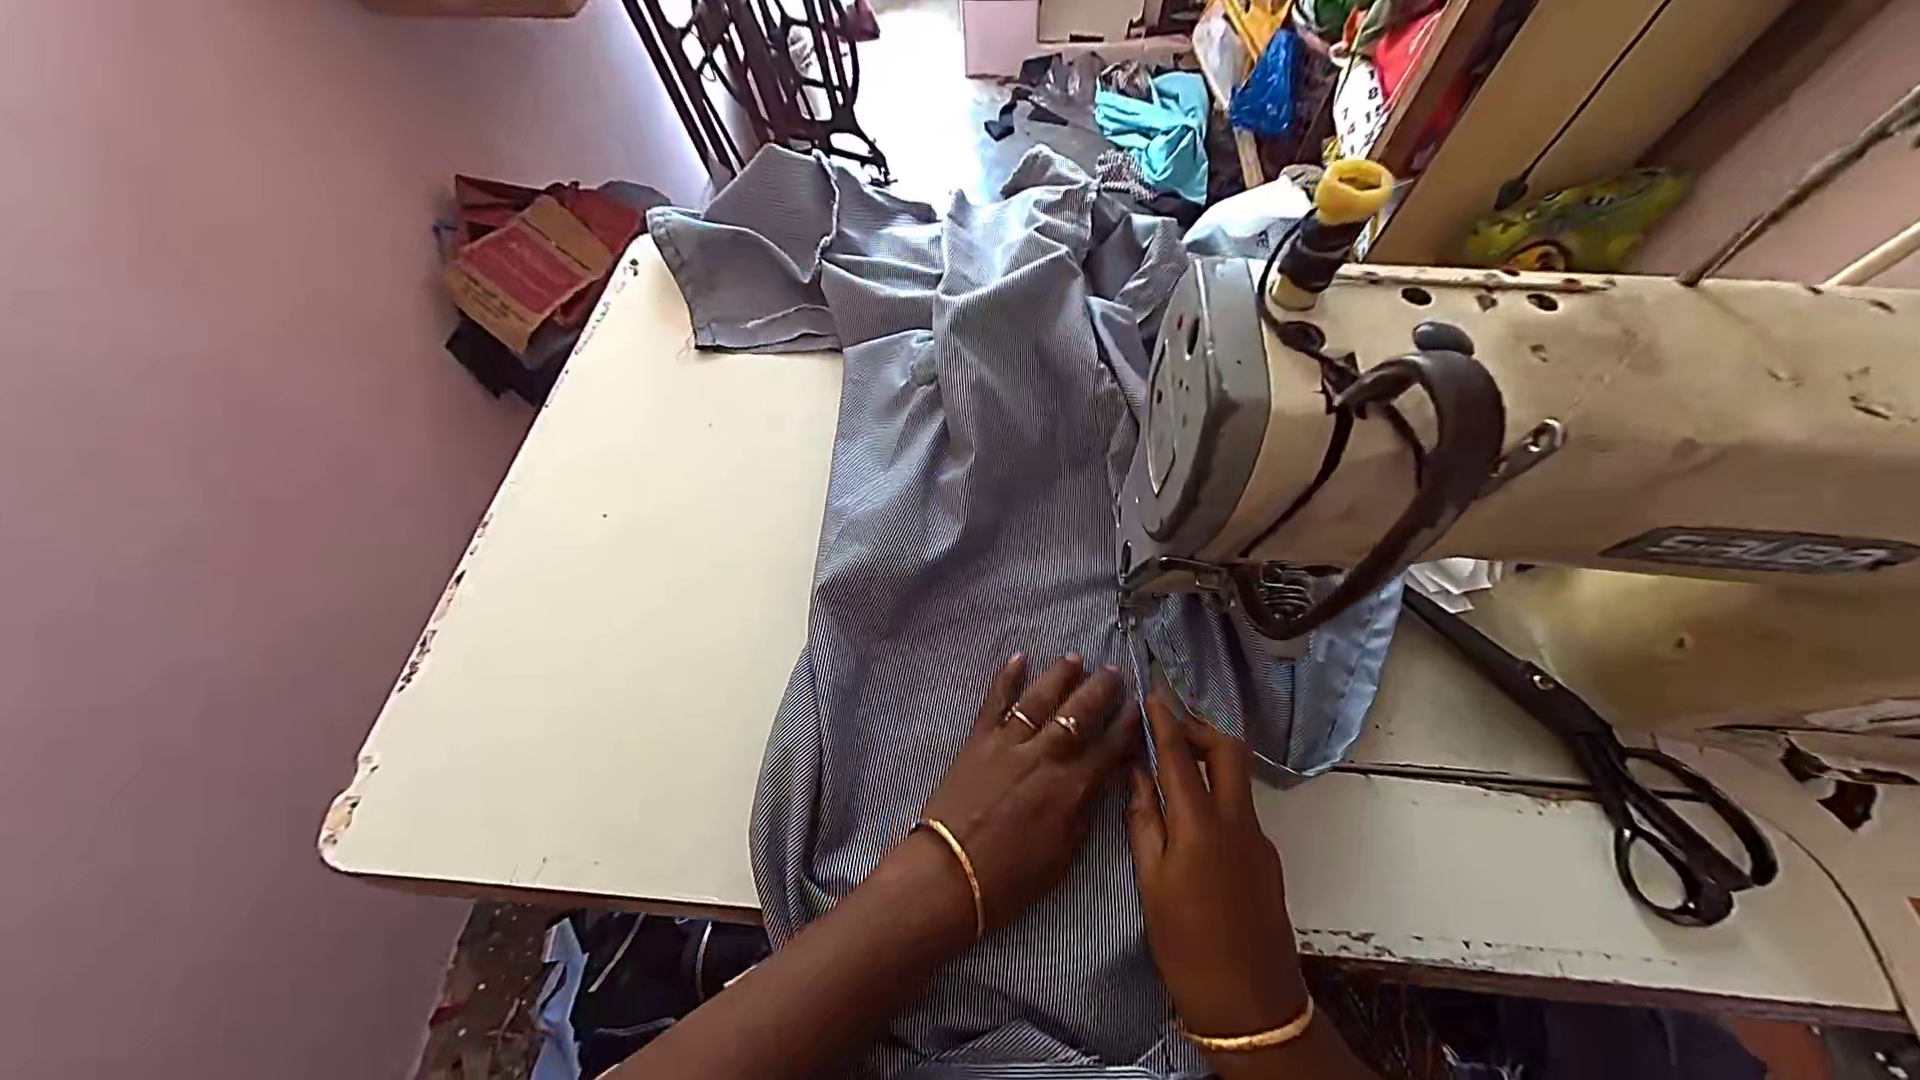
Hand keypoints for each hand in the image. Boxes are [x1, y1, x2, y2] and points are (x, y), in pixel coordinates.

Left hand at [914, 653, 1140, 933]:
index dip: (1127, 725)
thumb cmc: (1010, 878)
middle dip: (1100, 690)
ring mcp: (1009, 743)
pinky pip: (995, 701)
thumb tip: (1100, 782)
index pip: (1109, 749)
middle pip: (1079, 713)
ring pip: (1040, 698)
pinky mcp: (978, 740)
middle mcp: (1044, 757)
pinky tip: (1018, 658)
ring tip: (1074, 658)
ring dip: (1059, 675)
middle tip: (1113, 671)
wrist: (950, 875)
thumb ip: (1084, 813)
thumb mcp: (1063, 856)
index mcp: (1071, 788)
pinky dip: (1006, 677)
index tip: (1138, 706)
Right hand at [1126, 682, 1307, 1038]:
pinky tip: (1191, 814)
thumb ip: (1143, 820)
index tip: (1153, 695)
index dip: (1165, 720)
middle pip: (1228, 750)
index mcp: (1200, 825)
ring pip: (1238, 776)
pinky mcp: (1267, 857)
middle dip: (1200, 727)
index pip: (1181, 755)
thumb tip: (1135, 774)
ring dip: (1210, 757)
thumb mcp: (1150, 880)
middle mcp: (1237, 821)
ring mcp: (1259, 838)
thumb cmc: (1185, 945)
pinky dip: (1217, 791)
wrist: (1252, 1008)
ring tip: (1174, 762)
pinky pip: (1241, 806)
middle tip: (1170, 726)